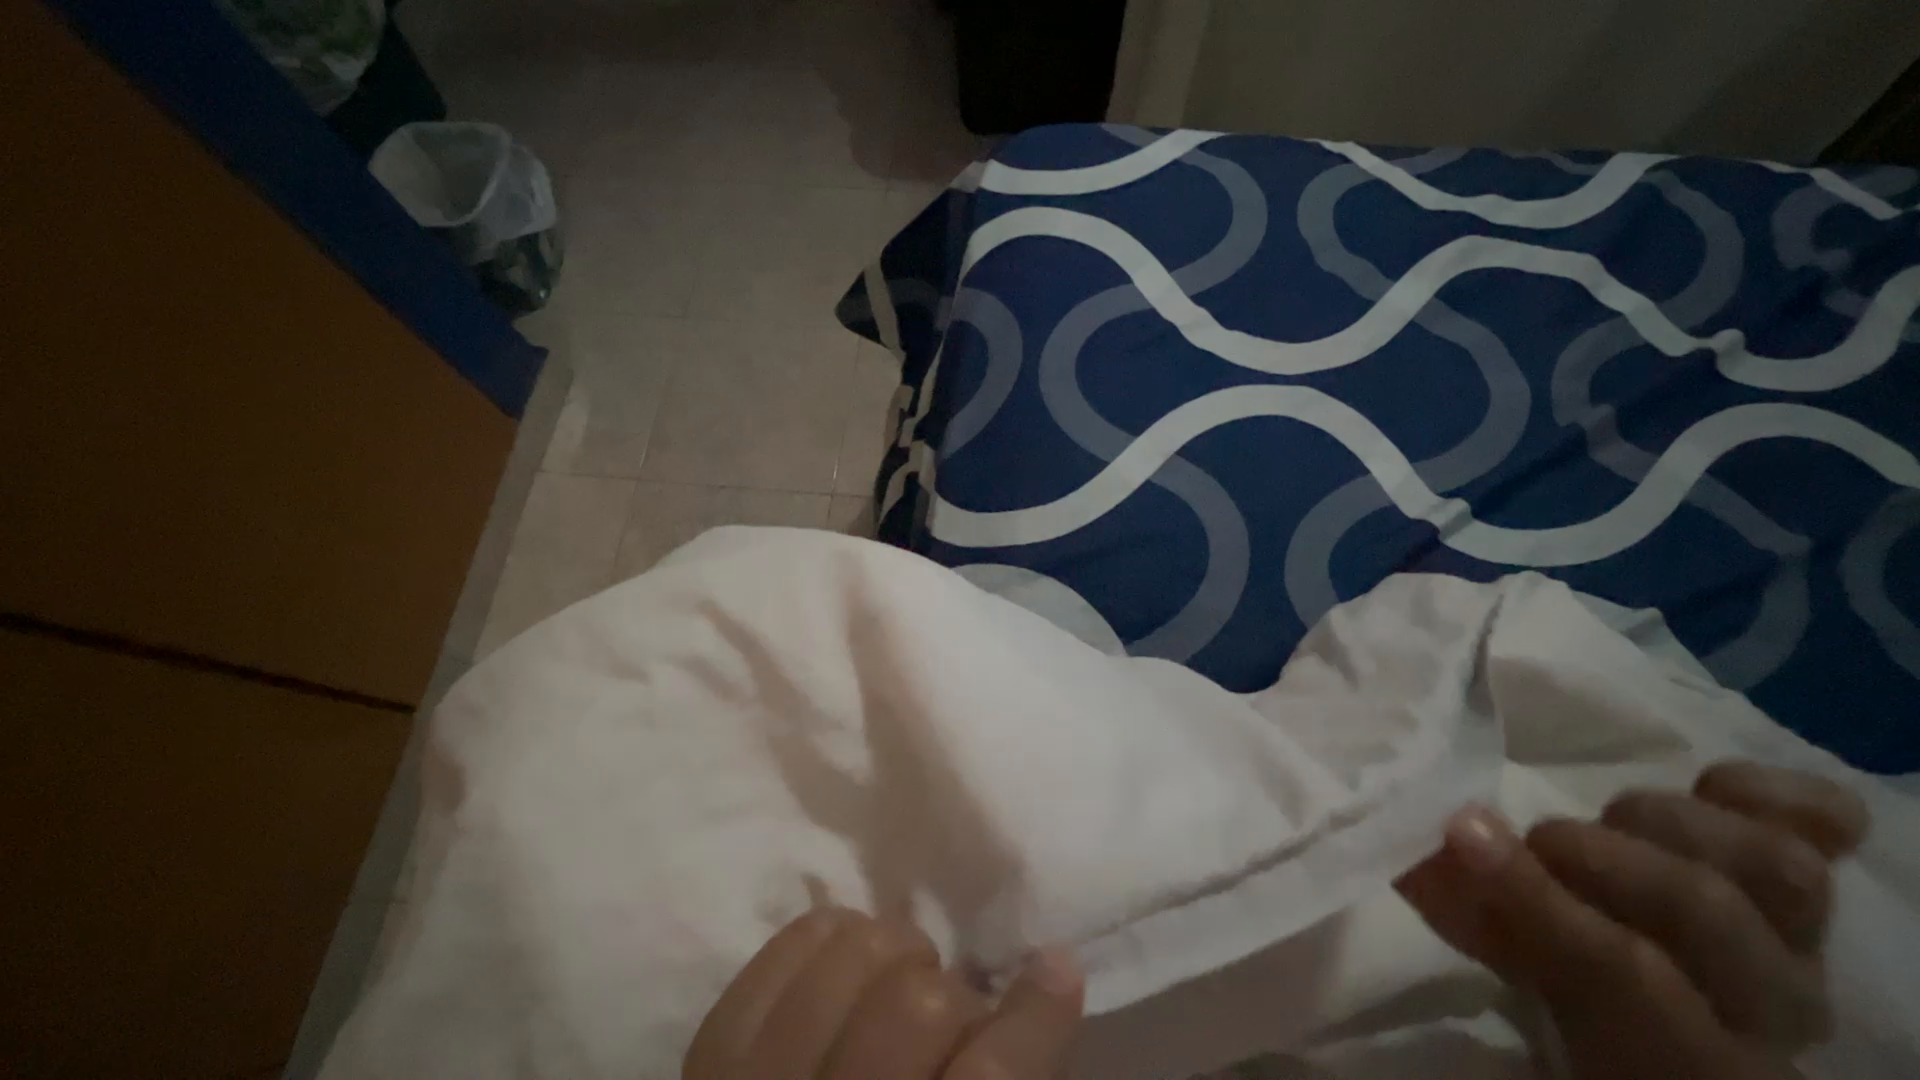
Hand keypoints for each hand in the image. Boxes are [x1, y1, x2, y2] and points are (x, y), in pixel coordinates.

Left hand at [685, 908, 1083, 1079]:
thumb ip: (999, 1072)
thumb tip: (1047, 979)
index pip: (990, 1079)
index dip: (1035, 1018)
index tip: (1056, 967)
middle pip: (917, 1007)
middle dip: (952, 995)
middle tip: (952, 1016)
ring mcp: (760, 1075)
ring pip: (854, 956)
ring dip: (896, 955)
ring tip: (897, 984)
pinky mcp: (716, 1042)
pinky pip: (792, 943)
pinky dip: (834, 936)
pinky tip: (850, 963)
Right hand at [1397, 761, 1867, 1079]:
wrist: (1676, 1009)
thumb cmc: (1580, 1004)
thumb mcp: (1516, 980)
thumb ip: (1468, 923)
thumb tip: (1404, 846)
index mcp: (1678, 1050)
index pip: (1623, 974)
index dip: (1538, 897)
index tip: (1460, 830)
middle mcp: (1766, 1002)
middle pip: (1701, 907)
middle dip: (1592, 854)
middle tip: (1533, 840)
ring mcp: (1804, 940)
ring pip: (1774, 861)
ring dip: (1667, 822)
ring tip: (1613, 821)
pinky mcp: (1818, 881)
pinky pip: (1826, 822)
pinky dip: (1767, 793)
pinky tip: (1710, 788)